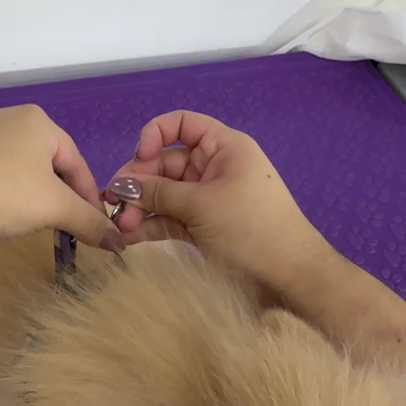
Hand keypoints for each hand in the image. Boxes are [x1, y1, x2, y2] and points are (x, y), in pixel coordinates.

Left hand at [0, 105, 119, 246]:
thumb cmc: (2, 194)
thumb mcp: (54, 208)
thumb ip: (89, 221)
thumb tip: (119, 243)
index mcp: (39, 121)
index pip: (78, 163)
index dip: (91, 199)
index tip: (99, 229)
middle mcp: (14, 119)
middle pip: (54, 165)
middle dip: (65, 198)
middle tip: (72, 228)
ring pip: (29, 171)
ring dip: (41, 198)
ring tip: (44, 224)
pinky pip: (4, 173)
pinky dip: (15, 194)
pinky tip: (11, 214)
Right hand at [105, 111, 330, 289]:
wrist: (292, 280)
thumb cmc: (252, 229)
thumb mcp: (202, 206)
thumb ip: (158, 192)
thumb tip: (121, 185)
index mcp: (222, 148)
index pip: (182, 124)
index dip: (155, 134)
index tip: (140, 157)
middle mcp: (212, 168)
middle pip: (164, 162)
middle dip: (138, 181)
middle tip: (112, 202)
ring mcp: (206, 198)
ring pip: (162, 193)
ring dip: (138, 206)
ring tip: (119, 225)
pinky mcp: (200, 226)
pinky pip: (168, 217)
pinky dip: (148, 224)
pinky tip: (127, 237)